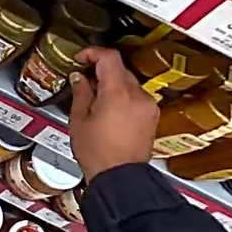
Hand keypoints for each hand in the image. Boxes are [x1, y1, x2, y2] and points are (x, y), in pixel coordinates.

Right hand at [69, 47, 158, 177]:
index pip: (109, 58)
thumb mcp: (79, 120)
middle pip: (120, 69)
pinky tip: (108, 110)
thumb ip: (81, 93)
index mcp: (118, 93)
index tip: (81, 58)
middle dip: (101, 70)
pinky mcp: (151, 117)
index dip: (93, 53)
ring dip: (112, 84)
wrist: (120, 177)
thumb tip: (79, 78)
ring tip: (94, 97)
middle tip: (83, 78)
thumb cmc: (98, 153)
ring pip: (129, 83)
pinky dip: (122, 96)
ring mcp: (147, 106)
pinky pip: (136, 97)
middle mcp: (137, 96)